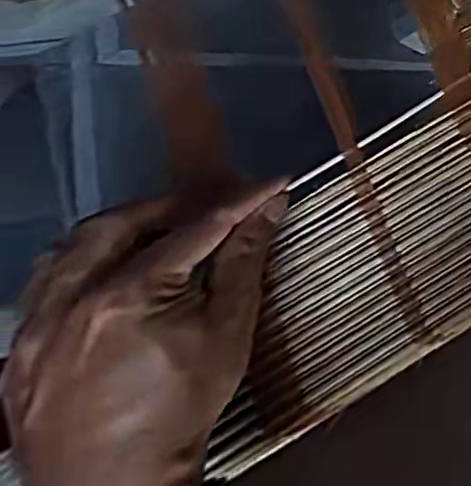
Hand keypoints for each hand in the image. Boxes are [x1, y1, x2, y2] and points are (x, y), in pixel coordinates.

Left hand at [3, 181, 288, 485]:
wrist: (114, 476)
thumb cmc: (185, 396)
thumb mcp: (230, 323)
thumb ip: (246, 259)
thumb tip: (270, 208)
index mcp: (126, 295)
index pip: (196, 227)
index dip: (242, 200)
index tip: (275, 183)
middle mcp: (67, 304)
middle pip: (115, 226)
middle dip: (173, 205)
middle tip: (218, 204)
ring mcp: (31, 331)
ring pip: (67, 253)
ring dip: (122, 230)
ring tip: (168, 231)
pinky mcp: (18, 353)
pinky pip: (45, 289)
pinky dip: (87, 264)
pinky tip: (120, 273)